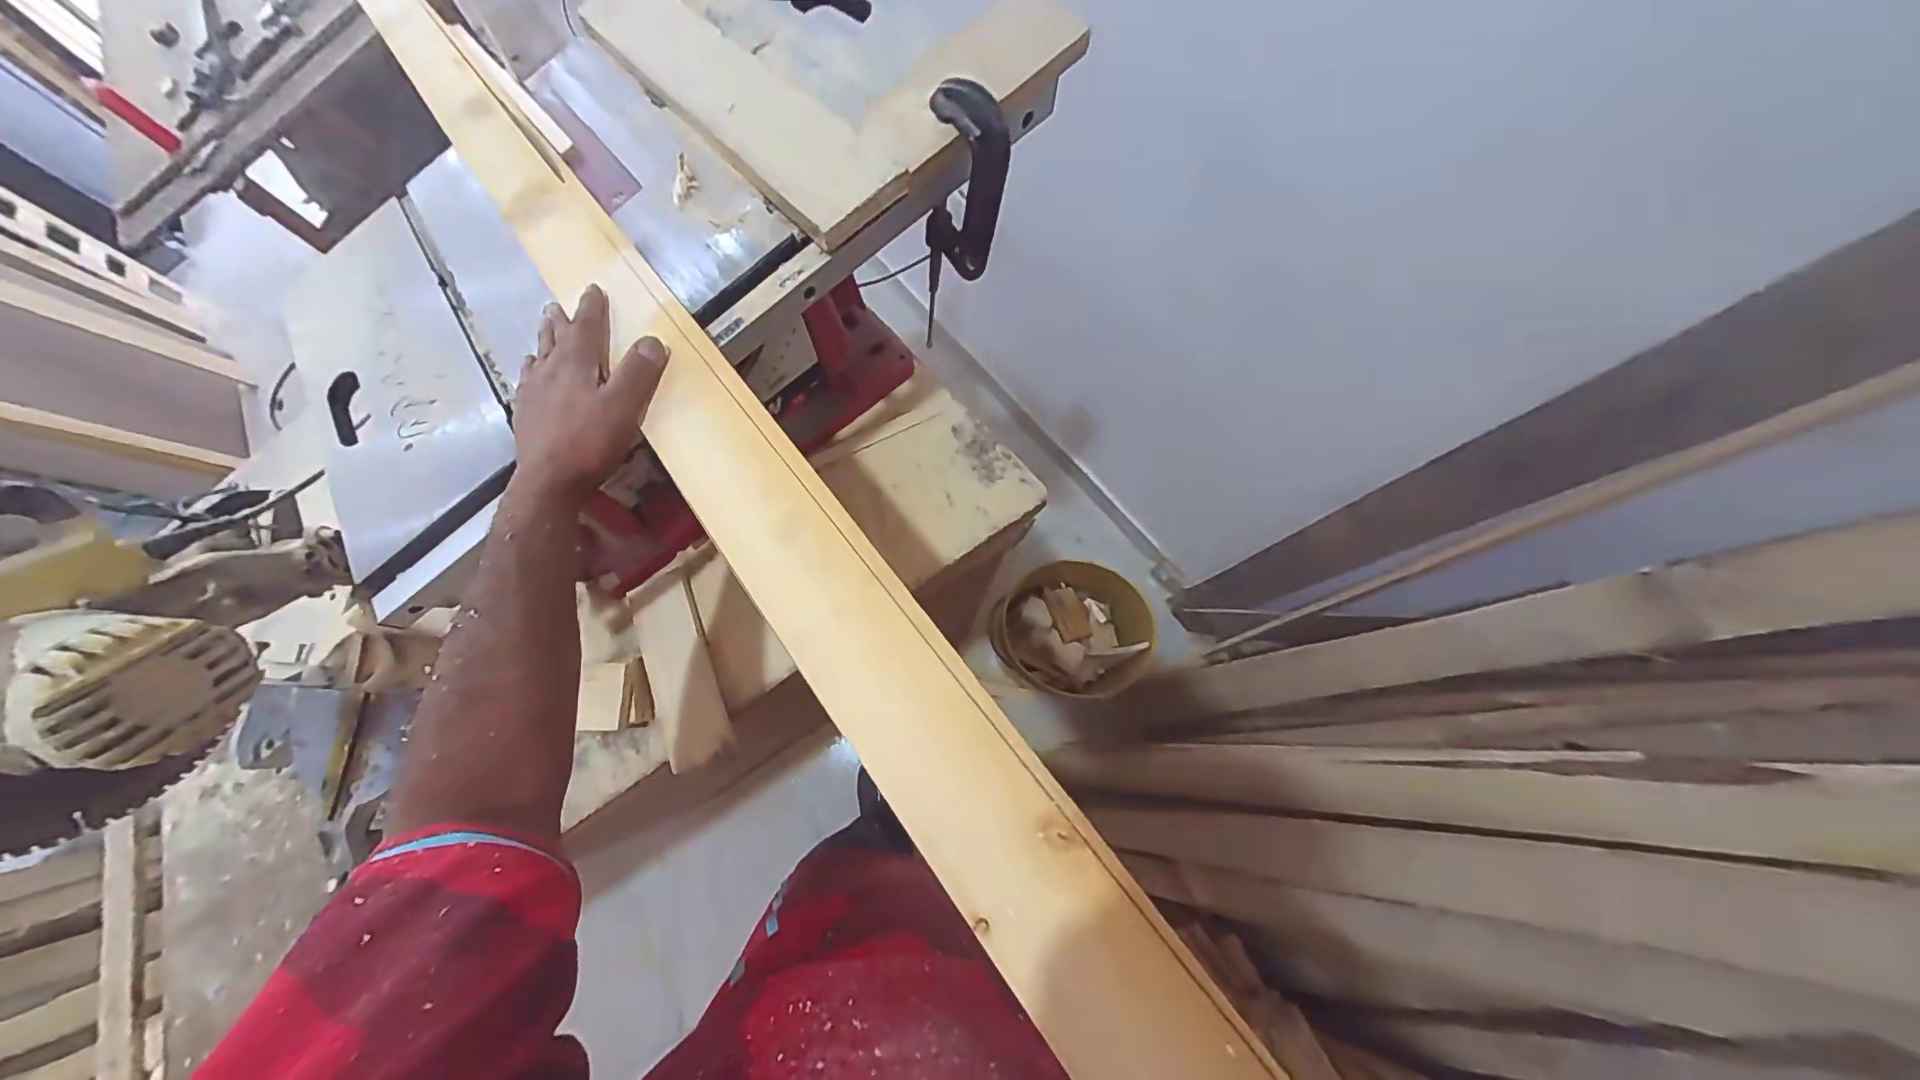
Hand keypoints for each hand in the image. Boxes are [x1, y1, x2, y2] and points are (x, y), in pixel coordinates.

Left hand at [511, 285, 667, 505]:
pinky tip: (531, 372)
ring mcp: (533, 392)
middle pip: (557, 339)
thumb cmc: (590, 443)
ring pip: (540, 356)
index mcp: (576, 365)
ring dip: (546, 340)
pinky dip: (533, 369)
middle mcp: (550, 372)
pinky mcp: (526, 414)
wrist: (549, 481)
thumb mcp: (623, 407)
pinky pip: (528, 381)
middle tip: (559, 306)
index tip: (594, 290)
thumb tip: (652, 340)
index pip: (586, 328)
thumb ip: (638, 373)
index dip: (592, 309)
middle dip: (563, 321)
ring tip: (546, 329)